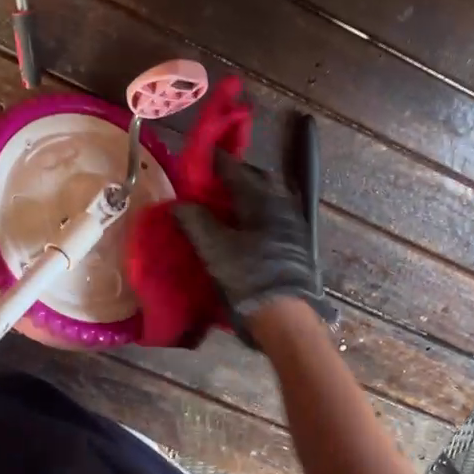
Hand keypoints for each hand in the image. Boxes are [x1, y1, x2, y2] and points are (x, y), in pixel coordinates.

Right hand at [172, 151, 334, 338]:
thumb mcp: (213, 248)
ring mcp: (292, 221)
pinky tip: (248, 223)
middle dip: (235, 175)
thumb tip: (177, 203)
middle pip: (257, 178)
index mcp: (258, 198)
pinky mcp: (296, 241)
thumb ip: (194, 220)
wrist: (285, 315)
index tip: (199, 158)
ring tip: (229, 201)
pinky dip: (260, 209)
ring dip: (250, 192)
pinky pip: (277, 212)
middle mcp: (280, 202)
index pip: (233, 169)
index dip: (215, 162)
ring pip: (270, 195)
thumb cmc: (247, 276)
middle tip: (213, 181)